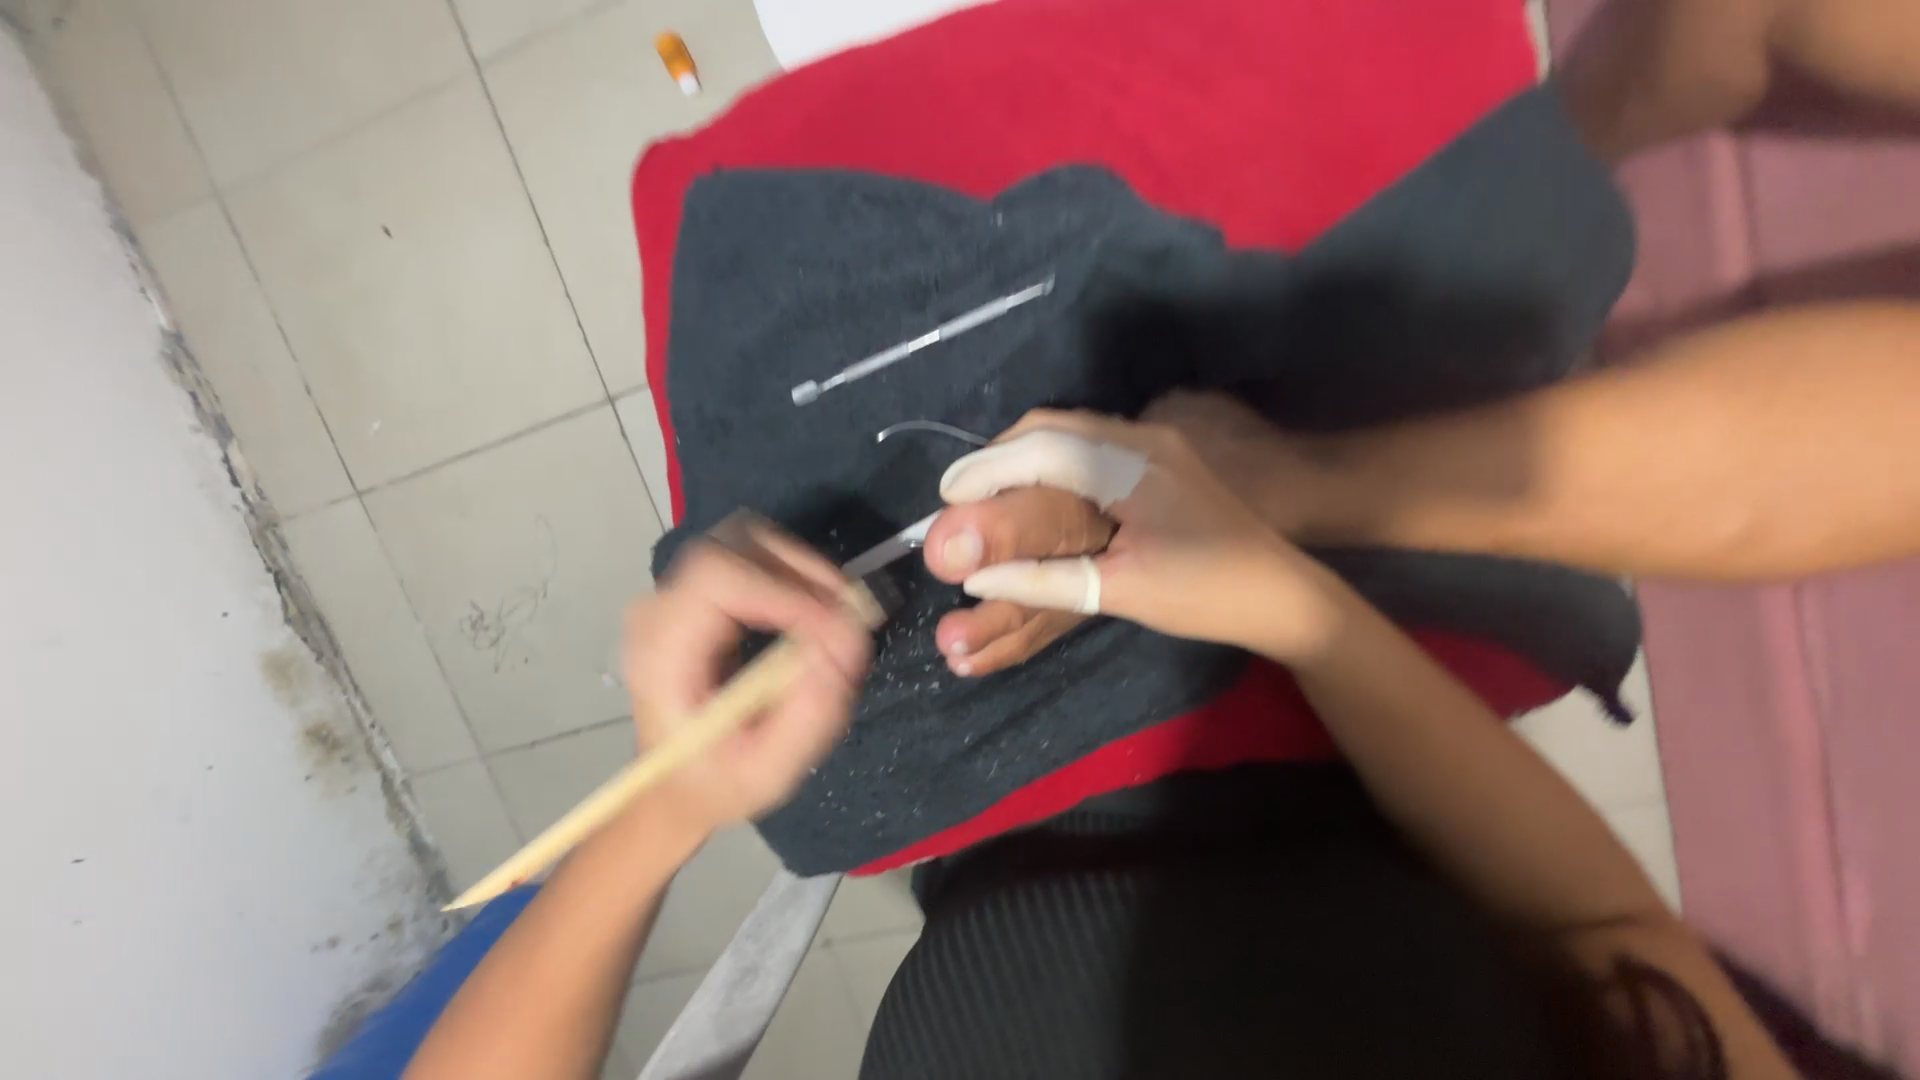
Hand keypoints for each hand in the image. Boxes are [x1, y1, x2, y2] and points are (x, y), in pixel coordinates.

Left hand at [620, 526, 872, 837]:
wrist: (674, 786)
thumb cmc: (715, 784)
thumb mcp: (769, 771)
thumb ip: (809, 712)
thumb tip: (850, 639)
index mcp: (661, 652)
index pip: (717, 578)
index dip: (785, 588)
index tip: (839, 623)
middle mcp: (661, 608)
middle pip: (734, 543)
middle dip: (802, 569)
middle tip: (852, 612)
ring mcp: (676, 593)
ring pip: (747, 538)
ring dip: (802, 567)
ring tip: (839, 613)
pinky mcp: (698, 591)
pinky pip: (751, 554)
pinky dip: (794, 571)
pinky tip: (817, 611)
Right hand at [946, 410, 1343, 660]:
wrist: (1283, 595)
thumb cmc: (1205, 594)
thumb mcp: (1120, 590)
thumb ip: (1044, 577)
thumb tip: (973, 576)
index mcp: (1132, 462)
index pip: (1042, 446)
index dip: (988, 469)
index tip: (947, 498)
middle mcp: (1143, 438)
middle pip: (1053, 426)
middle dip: (1000, 456)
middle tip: (962, 496)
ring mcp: (1157, 444)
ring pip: (1071, 432)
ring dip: (1025, 457)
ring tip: (990, 495)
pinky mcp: (1162, 460)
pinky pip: (1091, 446)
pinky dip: (1053, 463)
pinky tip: (1040, 494)